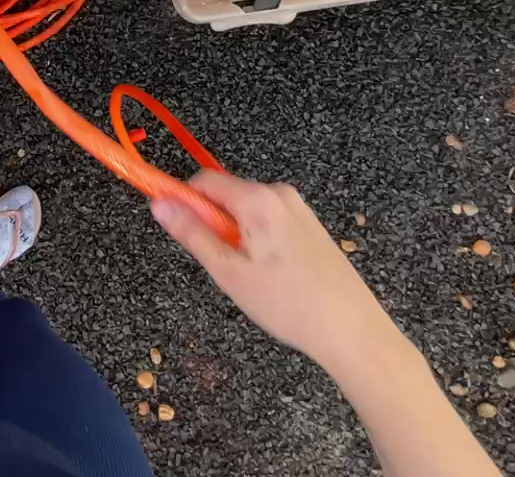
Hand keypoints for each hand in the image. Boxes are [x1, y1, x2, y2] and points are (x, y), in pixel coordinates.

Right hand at [152, 171, 399, 373]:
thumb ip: (191, 233)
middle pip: (226, 195)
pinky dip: (259, 240)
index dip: (185, 201)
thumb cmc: (289, 304)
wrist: (355, 333)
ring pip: (247, 210)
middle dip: (215, 223)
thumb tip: (159, 204)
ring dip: (237, 234)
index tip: (181, 229)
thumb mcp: (229, 272)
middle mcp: (279, 194)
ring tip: (252, 276)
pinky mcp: (310, 225)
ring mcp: (298, 208)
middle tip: (225, 265)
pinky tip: (273, 275)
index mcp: (257, 199)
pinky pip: (268, 220)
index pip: (203, 181)